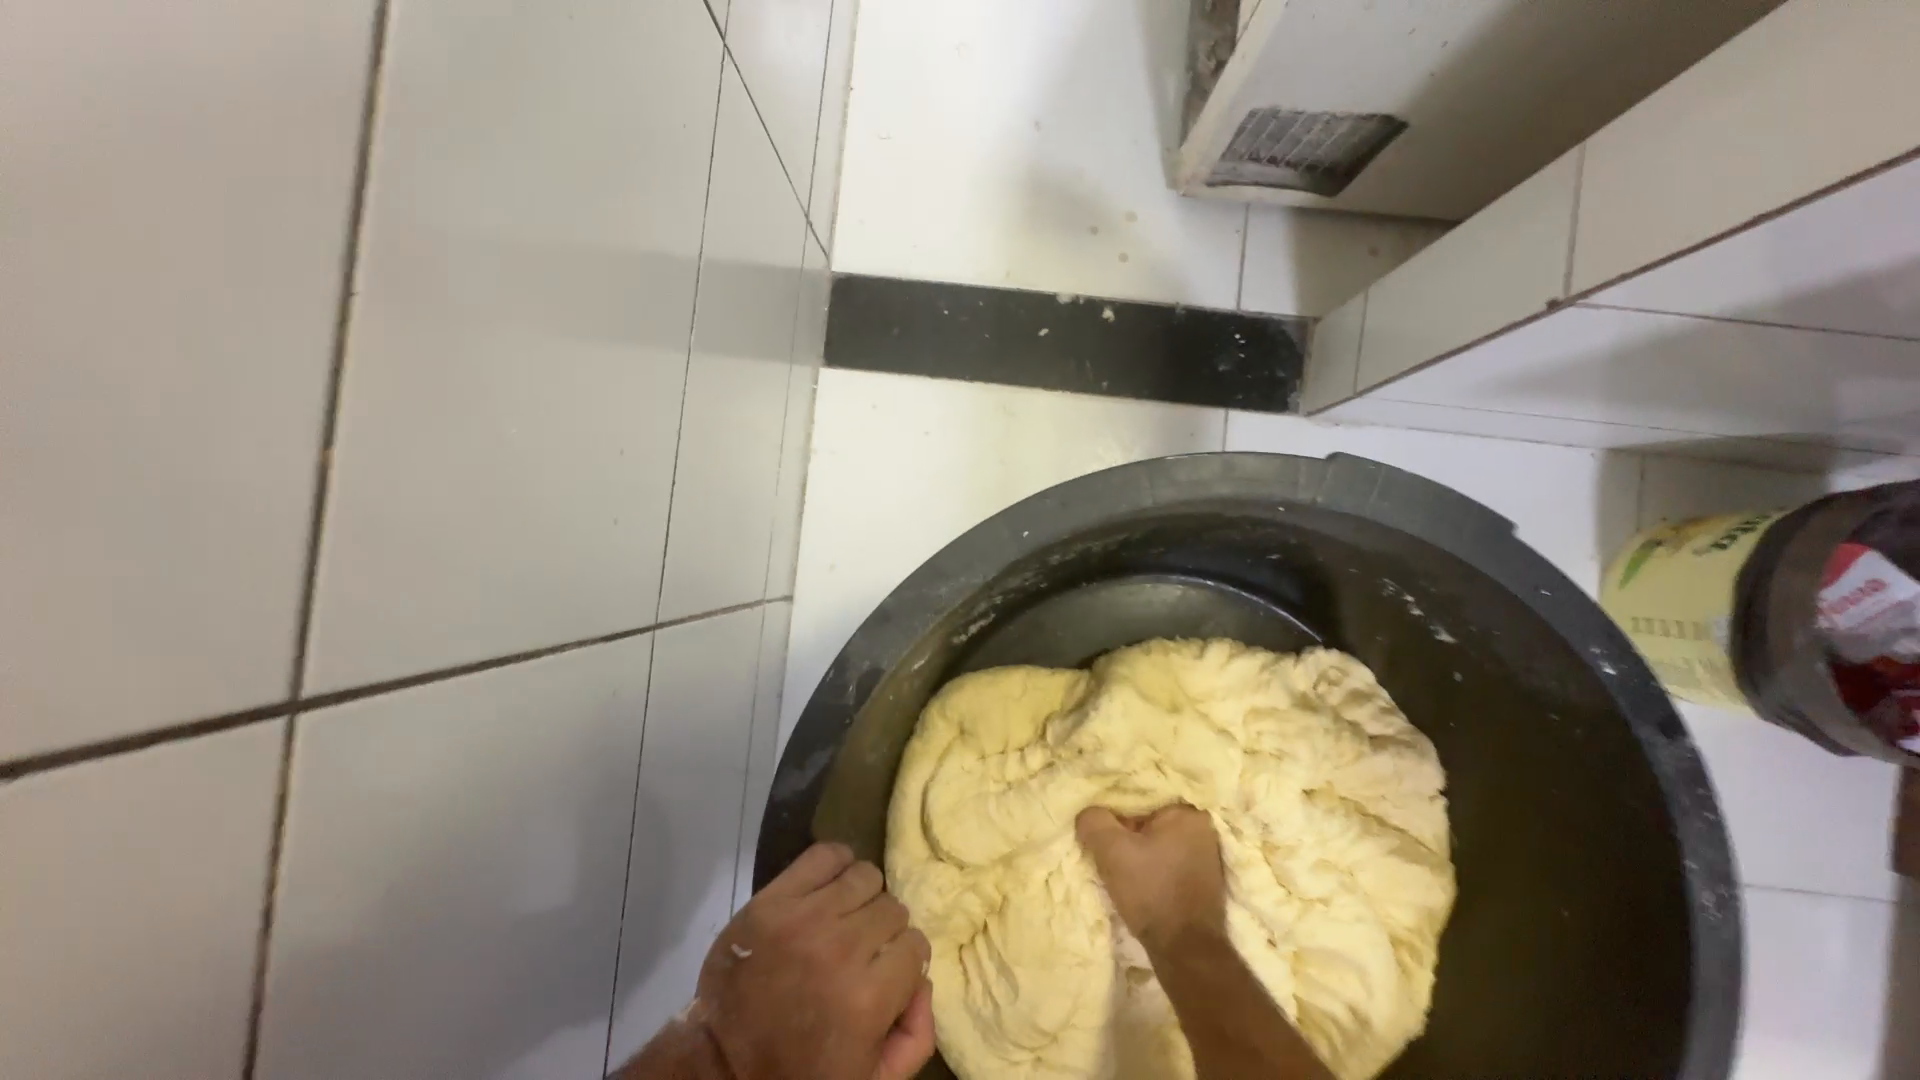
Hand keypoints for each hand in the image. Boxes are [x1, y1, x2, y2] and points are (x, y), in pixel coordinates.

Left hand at [694, 843, 934, 1079]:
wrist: (722, 1065)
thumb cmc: (801, 1074)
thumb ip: (916, 1036)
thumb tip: (925, 979)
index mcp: (868, 997)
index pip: (916, 945)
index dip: (904, 961)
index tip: (886, 973)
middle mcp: (841, 949)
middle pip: (892, 910)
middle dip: (883, 932)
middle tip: (862, 952)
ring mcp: (803, 919)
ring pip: (865, 876)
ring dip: (861, 898)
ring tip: (844, 920)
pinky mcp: (772, 900)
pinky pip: (824, 854)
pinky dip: (836, 864)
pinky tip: (829, 889)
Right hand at [1075, 803, 1226, 950]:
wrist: (1185, 950)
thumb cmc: (1151, 891)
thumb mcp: (1112, 850)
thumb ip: (1094, 820)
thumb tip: (1087, 812)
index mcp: (1187, 811)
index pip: (1142, 793)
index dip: (1114, 804)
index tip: (1097, 818)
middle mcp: (1203, 827)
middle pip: (1150, 816)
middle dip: (1125, 826)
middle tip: (1102, 839)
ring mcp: (1206, 854)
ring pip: (1158, 838)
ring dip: (1137, 846)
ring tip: (1114, 858)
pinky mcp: (1202, 878)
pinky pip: (1167, 857)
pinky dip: (1150, 862)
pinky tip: (1134, 875)